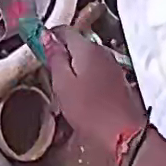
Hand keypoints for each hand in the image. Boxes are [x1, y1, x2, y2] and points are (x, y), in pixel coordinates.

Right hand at [43, 26, 144, 148]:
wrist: (126, 136)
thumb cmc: (90, 111)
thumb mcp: (63, 84)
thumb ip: (55, 58)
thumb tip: (47, 36)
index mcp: (87, 48)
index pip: (64, 30)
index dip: (49, 37)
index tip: (39, 50)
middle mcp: (102, 50)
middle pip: (77, 43)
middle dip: (62, 54)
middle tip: (51, 74)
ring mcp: (112, 64)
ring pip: (87, 57)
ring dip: (74, 67)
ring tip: (65, 88)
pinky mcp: (119, 79)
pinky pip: (97, 70)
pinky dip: (86, 77)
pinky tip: (83, 95)